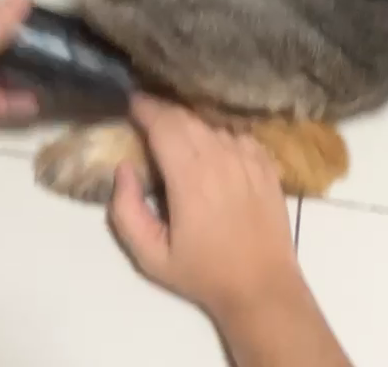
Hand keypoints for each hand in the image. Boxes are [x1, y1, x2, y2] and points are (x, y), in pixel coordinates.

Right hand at [107, 96, 305, 321]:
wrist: (262, 285)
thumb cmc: (203, 272)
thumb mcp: (151, 256)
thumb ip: (126, 211)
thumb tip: (124, 167)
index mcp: (190, 176)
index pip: (164, 124)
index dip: (145, 108)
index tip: (131, 102)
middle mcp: (220, 156)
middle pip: (186, 117)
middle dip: (163, 112)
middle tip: (146, 117)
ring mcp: (247, 154)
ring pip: (210, 124)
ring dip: (189, 125)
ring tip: (176, 138)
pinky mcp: (264, 159)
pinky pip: (234, 134)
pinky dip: (217, 135)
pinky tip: (211, 152)